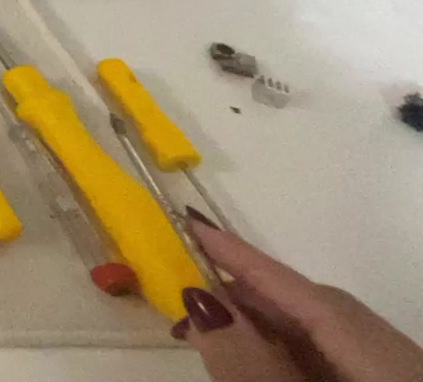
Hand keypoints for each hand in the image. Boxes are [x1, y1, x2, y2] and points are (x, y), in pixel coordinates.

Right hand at [177, 215, 422, 381]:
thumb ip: (249, 359)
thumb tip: (197, 296)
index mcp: (394, 362)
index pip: (309, 293)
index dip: (244, 256)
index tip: (185, 219)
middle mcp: (412, 361)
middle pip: (323, 309)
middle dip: (251, 293)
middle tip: (188, 295)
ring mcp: (408, 375)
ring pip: (334, 334)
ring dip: (268, 323)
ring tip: (215, 332)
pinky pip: (346, 357)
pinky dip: (296, 349)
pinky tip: (265, 359)